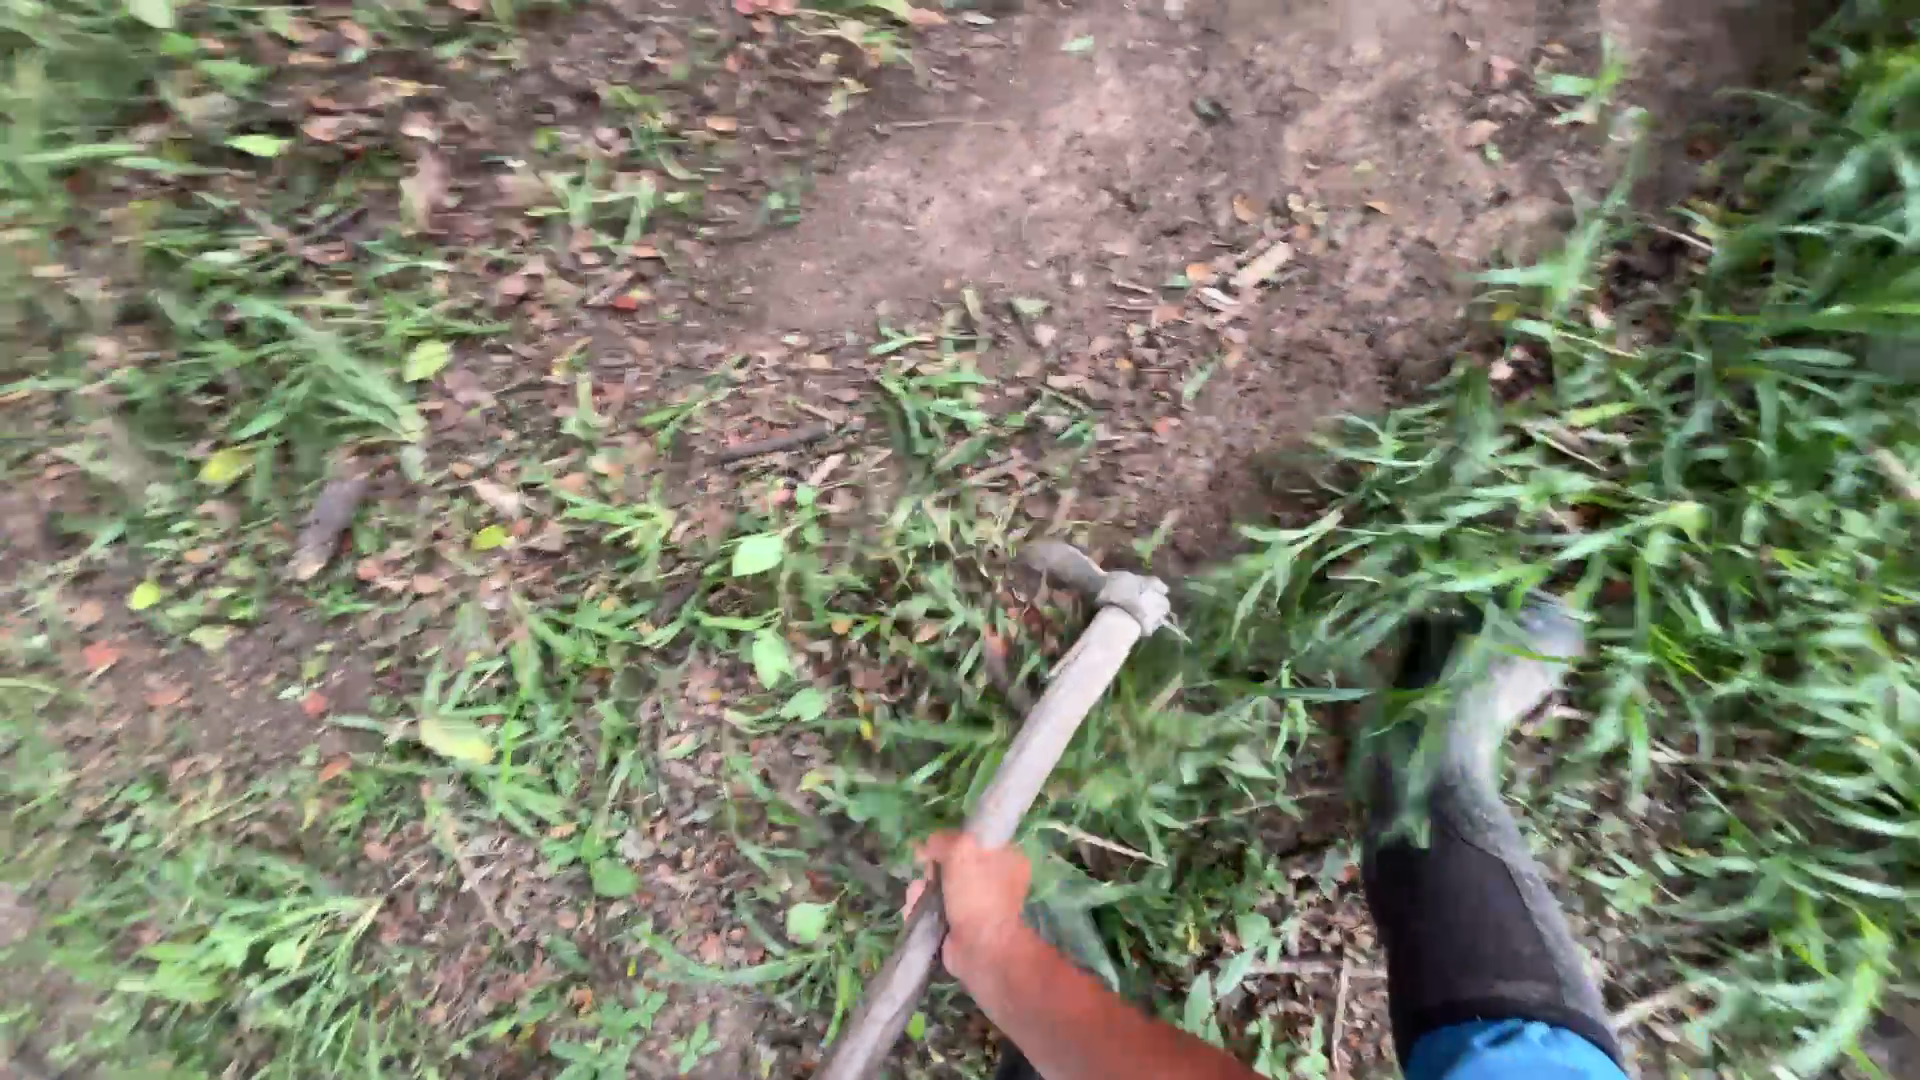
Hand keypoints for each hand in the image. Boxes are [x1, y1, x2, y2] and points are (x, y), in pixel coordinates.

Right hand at [905, 831, 1033, 984]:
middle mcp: (994, 880)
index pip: (976, 839)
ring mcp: (976, 905)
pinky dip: (920, 907)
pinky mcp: (958, 926)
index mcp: (1007, 857)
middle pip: (953, 863)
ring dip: (922, 887)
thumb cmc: (979, 892)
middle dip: (933, 866)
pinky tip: (913, 907)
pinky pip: (934, 909)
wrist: (982, 948)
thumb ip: (943, 840)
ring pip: (940, 887)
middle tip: (927, 871)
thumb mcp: (961, 849)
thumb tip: (928, 846)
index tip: (936, 846)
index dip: (954, 840)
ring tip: (916, 893)